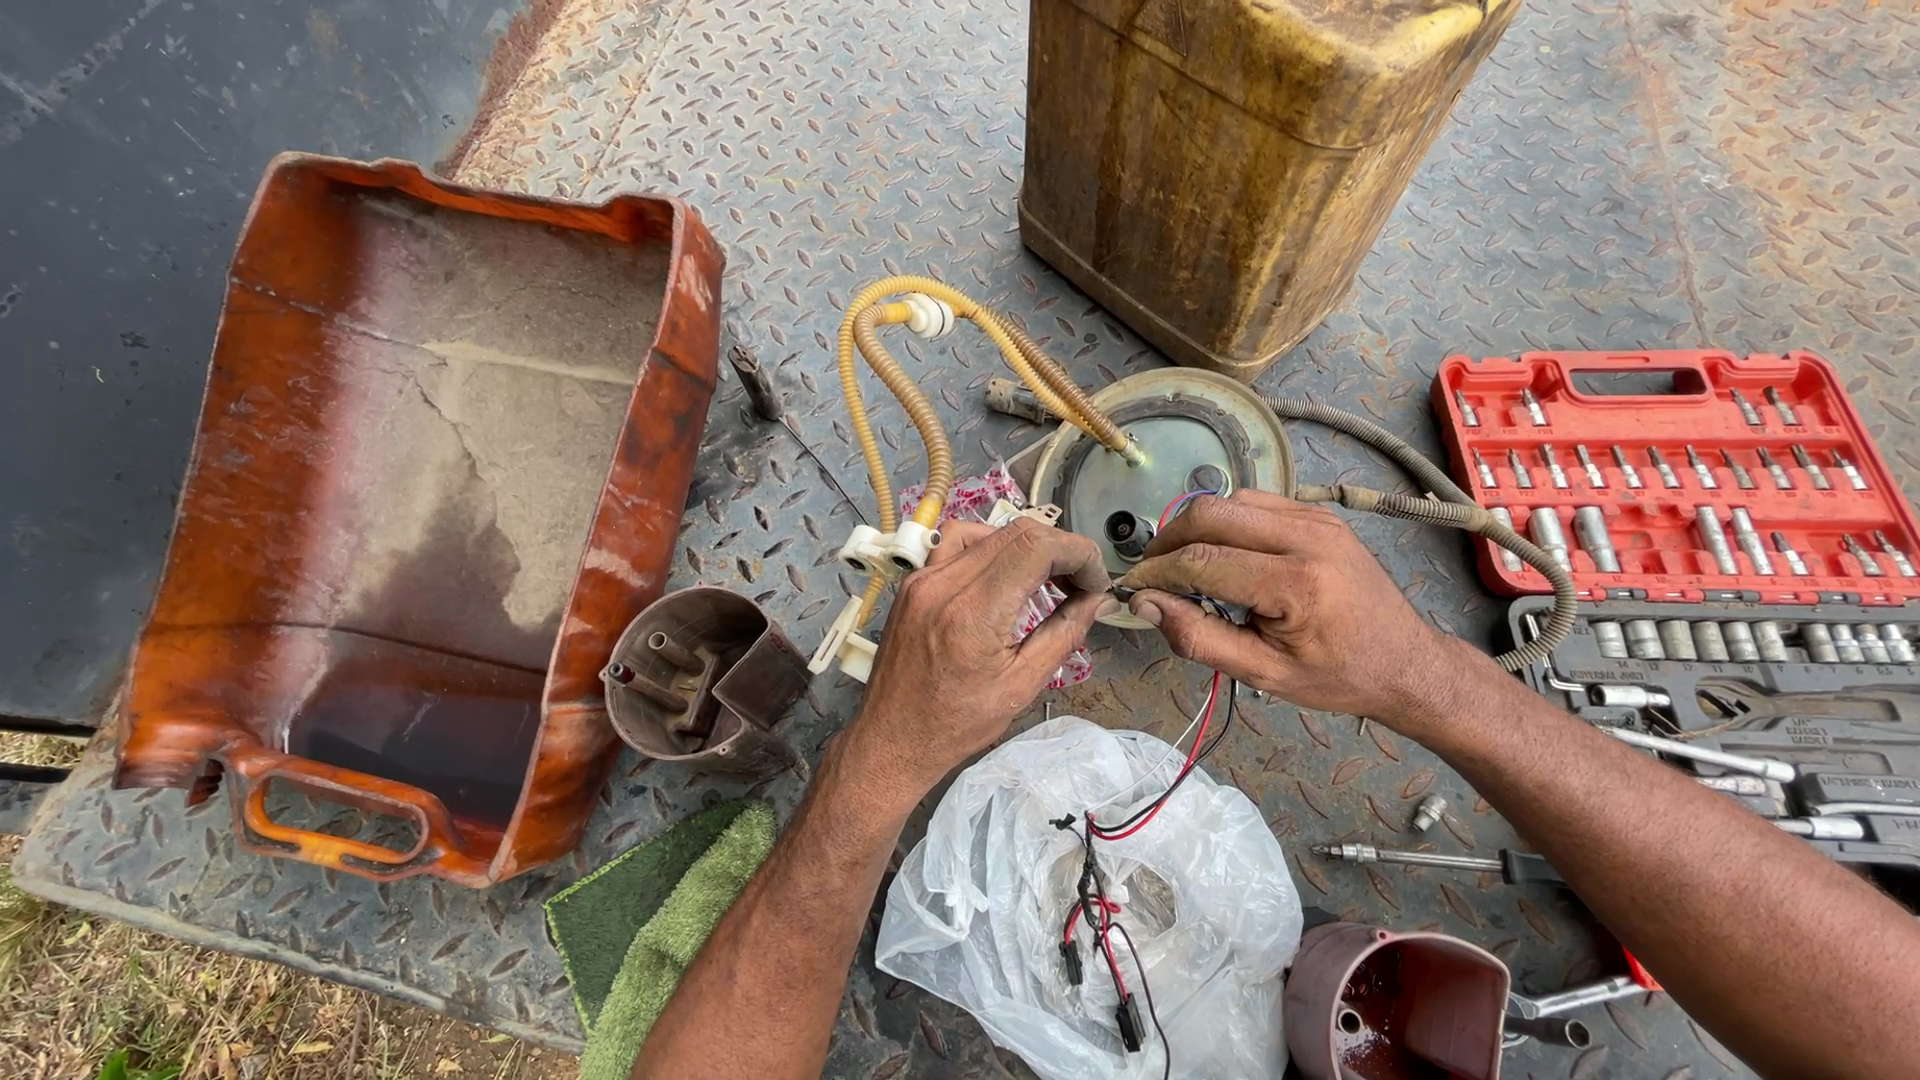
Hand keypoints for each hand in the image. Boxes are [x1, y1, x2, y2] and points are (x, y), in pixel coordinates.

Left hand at [845, 518, 1114, 802]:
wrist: (891, 737)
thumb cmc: (957, 723)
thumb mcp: (1022, 685)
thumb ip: (1063, 634)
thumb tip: (1096, 599)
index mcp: (973, 613)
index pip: (1036, 547)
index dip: (1079, 554)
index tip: (1095, 583)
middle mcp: (944, 583)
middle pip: (1018, 532)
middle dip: (1061, 550)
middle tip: (1080, 585)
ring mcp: (923, 578)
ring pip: (990, 532)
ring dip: (1028, 547)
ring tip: (1047, 580)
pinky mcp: (913, 582)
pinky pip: (958, 543)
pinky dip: (992, 547)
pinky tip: (1005, 575)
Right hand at [1117, 490, 1459, 722]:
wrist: (1407, 662)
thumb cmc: (1337, 676)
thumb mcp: (1263, 673)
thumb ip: (1198, 637)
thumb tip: (1144, 605)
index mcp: (1297, 585)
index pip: (1202, 561)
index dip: (1157, 573)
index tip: (1133, 589)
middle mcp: (1307, 538)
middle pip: (1210, 514)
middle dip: (1167, 541)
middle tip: (1152, 574)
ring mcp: (1317, 519)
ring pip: (1229, 501)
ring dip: (1194, 528)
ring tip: (1182, 566)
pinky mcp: (1319, 514)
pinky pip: (1254, 503)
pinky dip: (1224, 522)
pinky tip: (1220, 553)